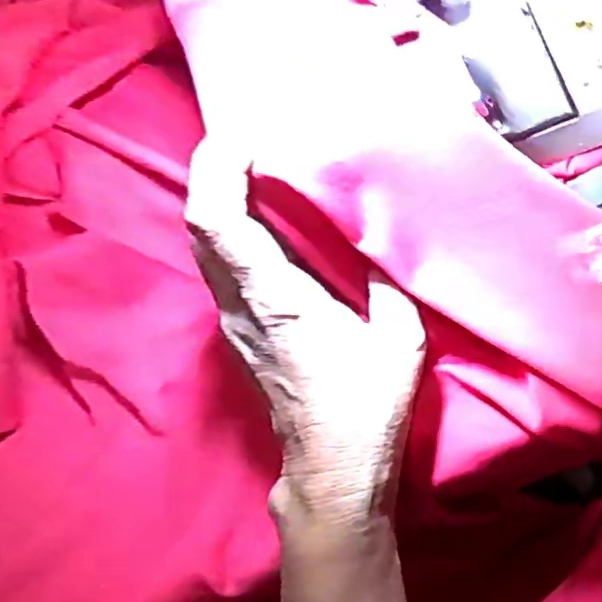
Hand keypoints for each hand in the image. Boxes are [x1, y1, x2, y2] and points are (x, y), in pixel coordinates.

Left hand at [186, 138, 425, 529]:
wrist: (334, 466)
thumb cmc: (368, 404)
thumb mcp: (400, 341)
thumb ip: (387, 286)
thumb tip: (378, 242)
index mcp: (278, 299)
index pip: (219, 222)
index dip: (217, 171)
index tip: (241, 136)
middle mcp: (241, 305)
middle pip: (201, 227)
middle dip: (216, 176)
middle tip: (253, 143)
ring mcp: (236, 321)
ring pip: (209, 248)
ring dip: (225, 204)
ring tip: (261, 175)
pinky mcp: (244, 333)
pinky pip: (226, 268)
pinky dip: (237, 234)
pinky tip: (271, 227)